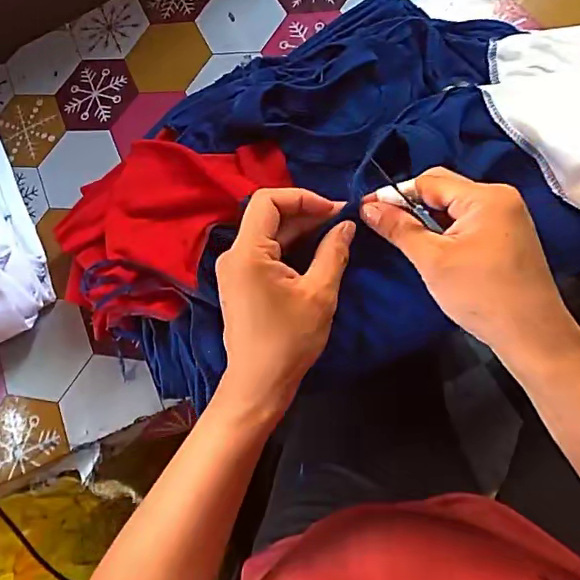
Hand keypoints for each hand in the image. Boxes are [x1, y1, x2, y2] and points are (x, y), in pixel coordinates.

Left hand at [212, 189, 355, 425]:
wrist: (258, 382)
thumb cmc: (289, 340)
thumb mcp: (319, 293)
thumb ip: (333, 252)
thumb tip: (346, 225)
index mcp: (247, 252)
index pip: (267, 200)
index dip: (302, 197)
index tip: (334, 209)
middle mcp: (233, 254)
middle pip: (267, 215)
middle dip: (305, 212)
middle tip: (342, 220)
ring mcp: (233, 268)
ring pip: (266, 233)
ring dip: (299, 229)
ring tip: (335, 233)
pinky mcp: (239, 281)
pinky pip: (263, 251)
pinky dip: (289, 246)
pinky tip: (316, 251)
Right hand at [359, 168, 579, 365]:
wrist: (531, 334)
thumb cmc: (481, 295)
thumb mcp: (431, 260)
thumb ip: (398, 228)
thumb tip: (368, 207)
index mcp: (485, 197)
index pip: (428, 181)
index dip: (394, 195)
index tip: (367, 210)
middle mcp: (500, 198)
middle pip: (442, 187)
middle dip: (410, 204)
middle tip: (383, 224)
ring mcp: (506, 216)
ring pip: (453, 204)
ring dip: (426, 217)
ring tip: (403, 237)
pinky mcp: (507, 234)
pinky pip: (466, 219)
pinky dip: (444, 228)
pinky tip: (430, 247)